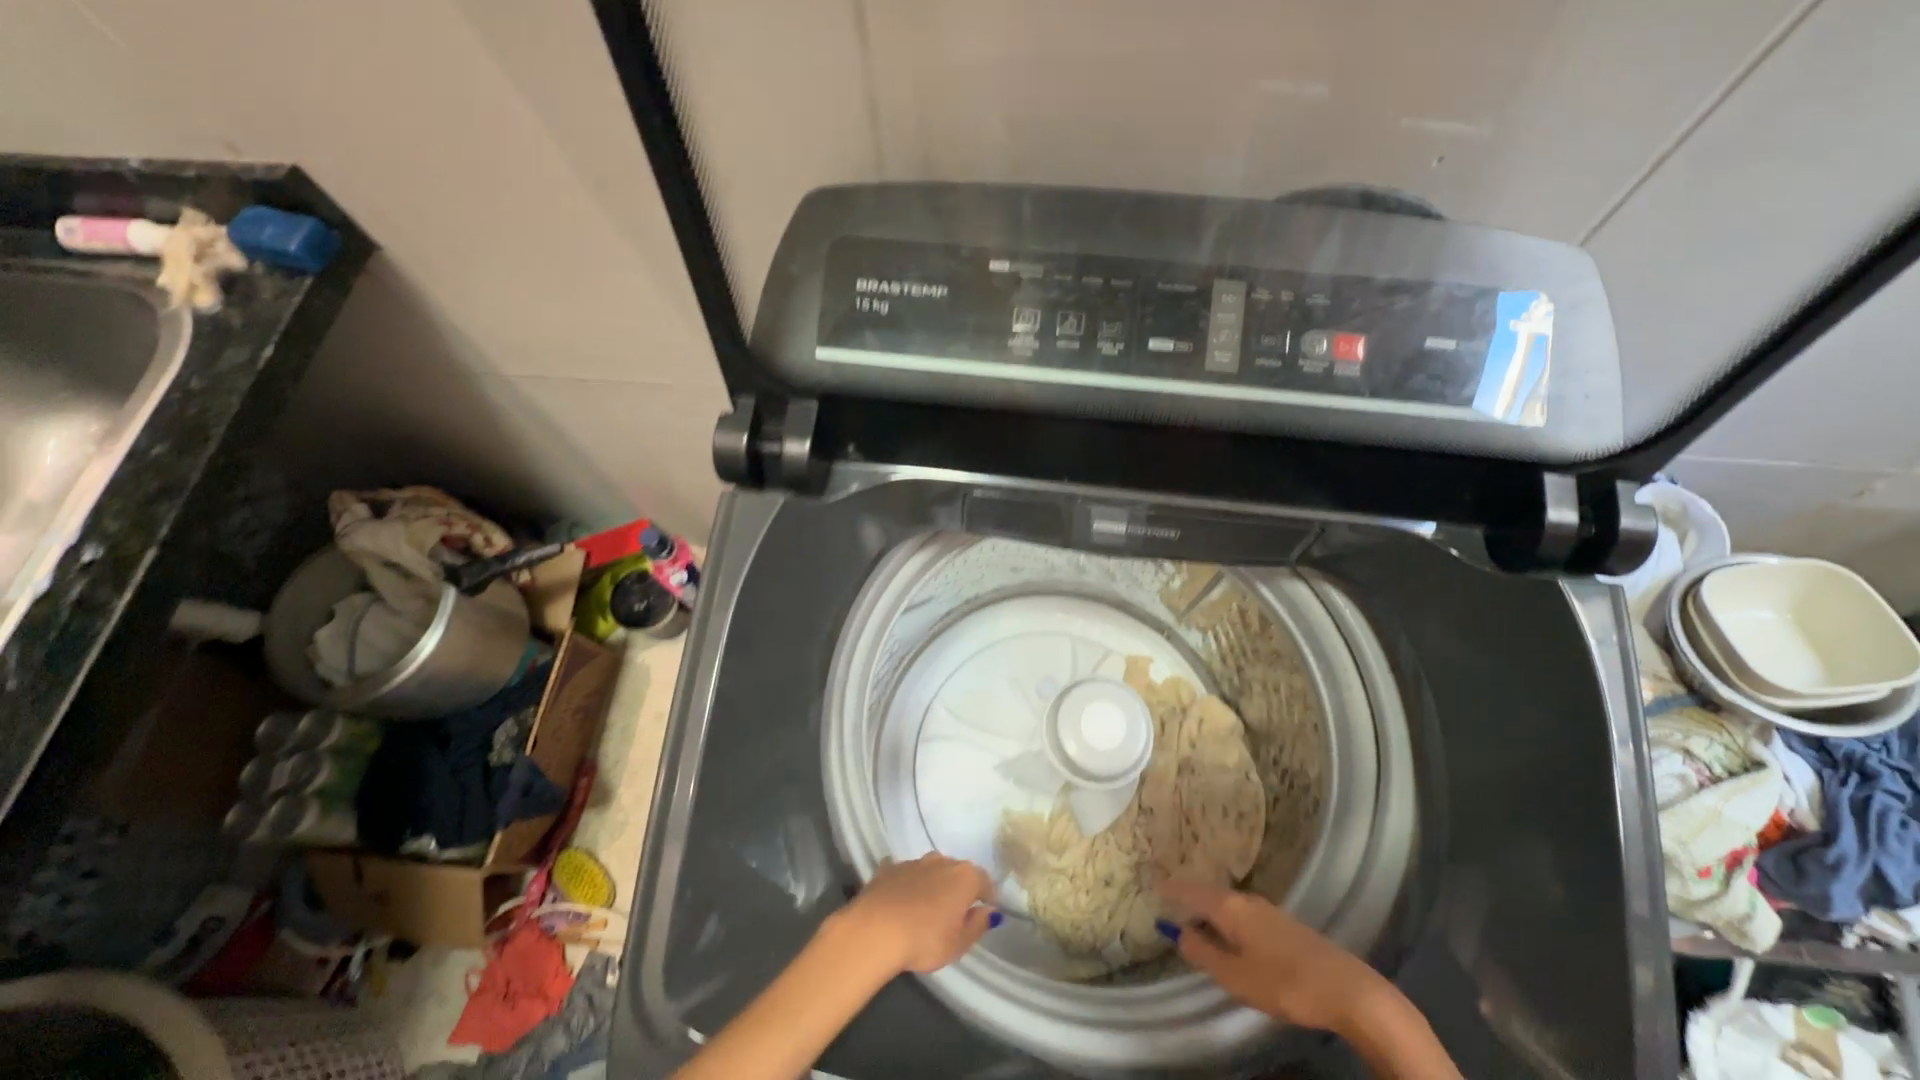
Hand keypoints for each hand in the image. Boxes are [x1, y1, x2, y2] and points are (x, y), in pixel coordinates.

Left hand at [835, 854, 996, 974]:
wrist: (873, 931)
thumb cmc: (924, 940)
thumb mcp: (958, 944)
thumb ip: (977, 925)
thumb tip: (989, 911)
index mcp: (964, 877)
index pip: (984, 881)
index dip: (986, 896)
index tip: (983, 910)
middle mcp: (941, 861)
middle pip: (957, 872)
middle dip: (959, 888)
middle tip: (954, 913)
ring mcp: (912, 862)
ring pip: (931, 870)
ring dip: (932, 885)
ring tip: (926, 909)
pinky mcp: (888, 868)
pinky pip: (905, 875)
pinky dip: (908, 885)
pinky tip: (901, 902)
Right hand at [1158, 878, 1386, 1033]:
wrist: (1346, 989)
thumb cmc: (1284, 982)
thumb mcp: (1235, 975)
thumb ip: (1203, 953)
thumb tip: (1179, 932)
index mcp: (1231, 909)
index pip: (1192, 892)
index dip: (1171, 889)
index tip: (1152, 883)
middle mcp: (1248, 902)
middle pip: (1211, 895)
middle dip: (1189, 897)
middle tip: (1168, 900)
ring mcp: (1270, 912)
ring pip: (1229, 905)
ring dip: (1209, 909)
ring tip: (1192, 918)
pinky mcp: (1285, 927)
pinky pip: (1243, 915)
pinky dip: (1226, 919)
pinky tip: (1228, 934)